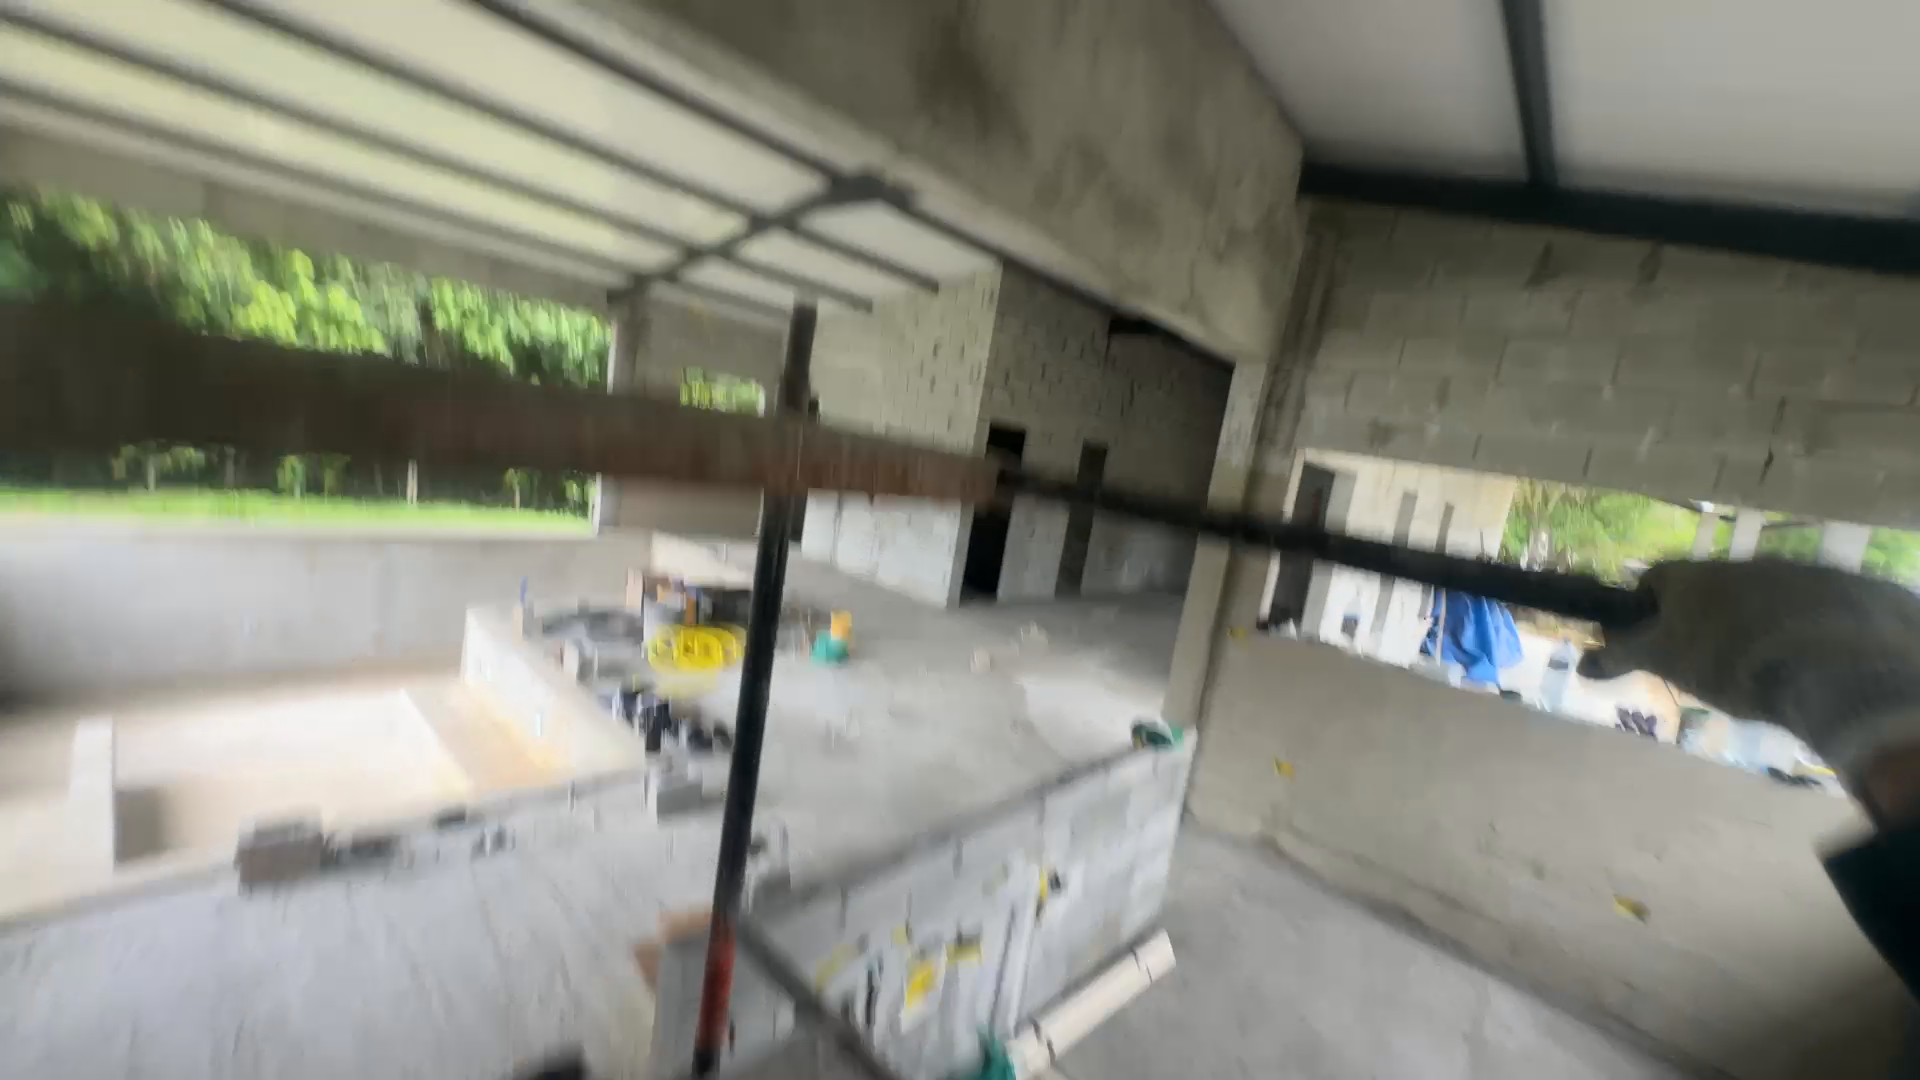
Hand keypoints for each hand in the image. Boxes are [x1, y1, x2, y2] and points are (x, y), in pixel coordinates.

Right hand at [1578, 558, 1919, 789]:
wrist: (1842, 673)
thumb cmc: (1730, 661)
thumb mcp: (1664, 663)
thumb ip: (1619, 657)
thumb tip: (1581, 664)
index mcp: (1693, 577)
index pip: (1654, 579)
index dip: (1647, 605)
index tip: (1651, 632)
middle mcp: (1746, 565)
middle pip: (1715, 585)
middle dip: (1709, 612)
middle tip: (1711, 651)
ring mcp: (1809, 574)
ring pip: (1772, 593)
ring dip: (1764, 616)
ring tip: (1770, 657)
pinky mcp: (1864, 592)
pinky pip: (1830, 605)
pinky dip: (1819, 625)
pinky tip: (1821, 655)